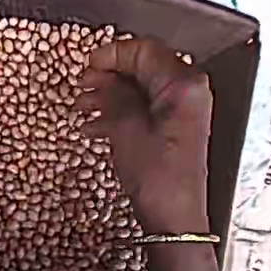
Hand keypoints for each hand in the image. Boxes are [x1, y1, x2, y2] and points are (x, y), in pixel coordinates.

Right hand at [75, 38, 213, 234]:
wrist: (174, 219)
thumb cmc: (157, 178)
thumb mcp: (127, 131)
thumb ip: (115, 96)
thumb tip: (103, 78)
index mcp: (182, 85)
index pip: (144, 51)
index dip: (112, 55)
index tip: (87, 65)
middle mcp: (188, 92)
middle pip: (142, 69)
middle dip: (109, 76)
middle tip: (82, 86)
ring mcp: (182, 111)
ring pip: (140, 90)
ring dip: (110, 97)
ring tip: (82, 108)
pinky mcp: (175, 130)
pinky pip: (144, 110)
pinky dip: (119, 114)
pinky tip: (95, 127)